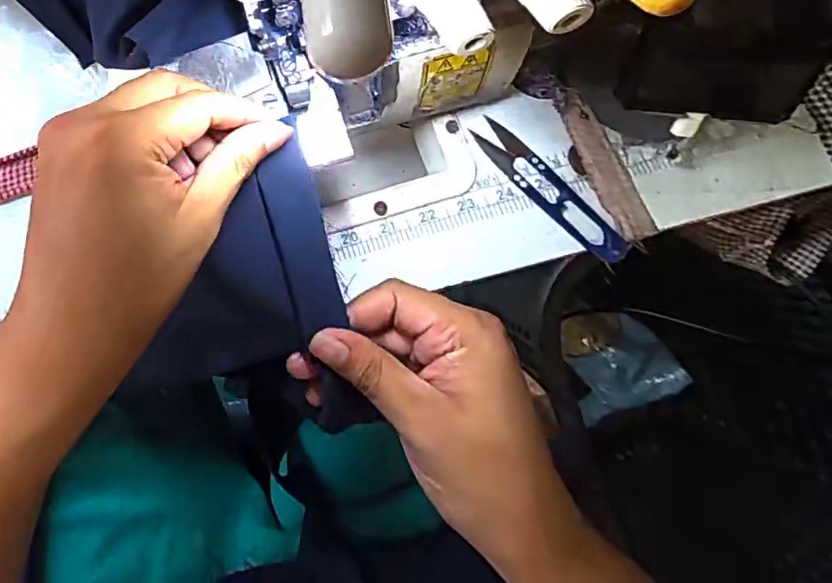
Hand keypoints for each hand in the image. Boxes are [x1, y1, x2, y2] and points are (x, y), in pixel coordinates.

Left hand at [0, 71, 292, 405]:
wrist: (64, 333)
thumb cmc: (136, 286)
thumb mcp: (198, 219)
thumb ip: (236, 161)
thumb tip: (272, 130)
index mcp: (120, 137)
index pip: (195, 102)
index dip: (239, 111)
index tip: (270, 126)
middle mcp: (84, 119)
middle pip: (163, 87)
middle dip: (207, 107)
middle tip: (236, 143)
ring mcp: (63, 130)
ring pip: (137, 97)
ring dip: (176, 116)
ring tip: (198, 162)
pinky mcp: (55, 145)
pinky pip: (112, 115)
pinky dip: (145, 127)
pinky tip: (164, 164)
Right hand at [288, 281, 645, 582]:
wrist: (526, 534)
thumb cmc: (484, 475)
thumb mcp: (419, 417)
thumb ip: (369, 370)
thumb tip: (322, 338)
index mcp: (465, 329)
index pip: (395, 297)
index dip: (354, 316)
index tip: (320, 345)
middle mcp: (460, 333)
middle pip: (389, 319)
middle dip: (347, 342)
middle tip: (305, 366)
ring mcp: (453, 357)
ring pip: (389, 344)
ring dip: (353, 363)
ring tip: (313, 382)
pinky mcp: (444, 381)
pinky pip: (400, 366)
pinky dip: (371, 378)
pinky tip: (340, 392)